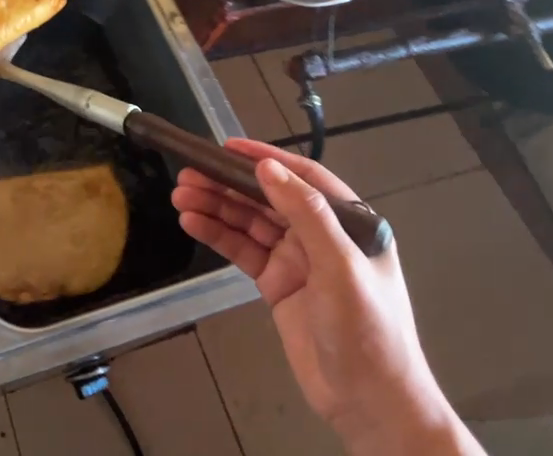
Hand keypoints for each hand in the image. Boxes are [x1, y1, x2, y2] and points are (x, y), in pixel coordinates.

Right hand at [171, 140, 478, 455]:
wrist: (371, 405)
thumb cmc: (368, 331)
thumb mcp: (341, 267)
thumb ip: (306, 213)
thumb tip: (268, 167)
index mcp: (350, 224)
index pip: (304, 178)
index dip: (267, 158)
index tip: (228, 148)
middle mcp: (321, 236)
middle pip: (268, 198)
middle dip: (228, 184)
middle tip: (188, 173)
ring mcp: (297, 261)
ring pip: (250, 223)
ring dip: (216, 207)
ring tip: (180, 195)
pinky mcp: (276, 284)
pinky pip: (243, 251)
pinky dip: (218, 235)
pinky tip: (193, 223)